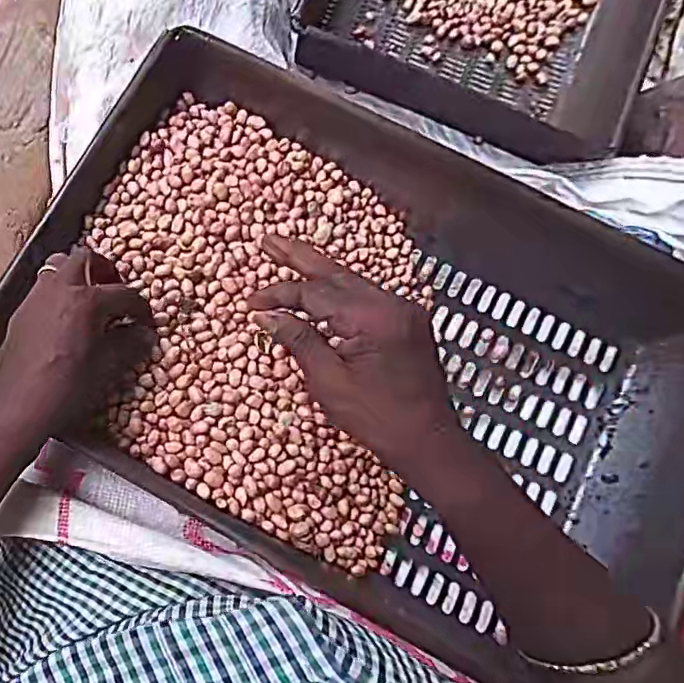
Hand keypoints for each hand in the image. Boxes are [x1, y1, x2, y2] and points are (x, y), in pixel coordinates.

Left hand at [0, 246, 153, 446]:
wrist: (17, 405)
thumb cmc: (64, 388)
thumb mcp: (105, 368)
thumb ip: (127, 344)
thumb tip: (141, 334)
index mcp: (86, 300)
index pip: (123, 293)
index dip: (139, 307)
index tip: (143, 320)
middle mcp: (59, 290)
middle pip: (85, 259)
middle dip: (105, 271)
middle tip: (115, 291)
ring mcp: (35, 299)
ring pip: (58, 268)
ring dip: (77, 276)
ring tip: (89, 300)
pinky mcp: (20, 314)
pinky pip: (43, 290)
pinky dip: (59, 294)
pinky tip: (65, 320)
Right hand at [245, 234, 460, 482]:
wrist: (430, 442)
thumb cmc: (379, 420)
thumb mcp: (329, 383)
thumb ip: (299, 341)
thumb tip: (268, 316)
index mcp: (373, 318)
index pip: (315, 294)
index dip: (279, 296)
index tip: (252, 305)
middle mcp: (393, 305)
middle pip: (336, 273)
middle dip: (298, 256)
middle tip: (268, 240)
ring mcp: (404, 311)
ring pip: (351, 281)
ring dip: (318, 271)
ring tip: (288, 255)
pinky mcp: (407, 323)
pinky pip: (365, 296)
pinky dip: (338, 291)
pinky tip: (320, 288)